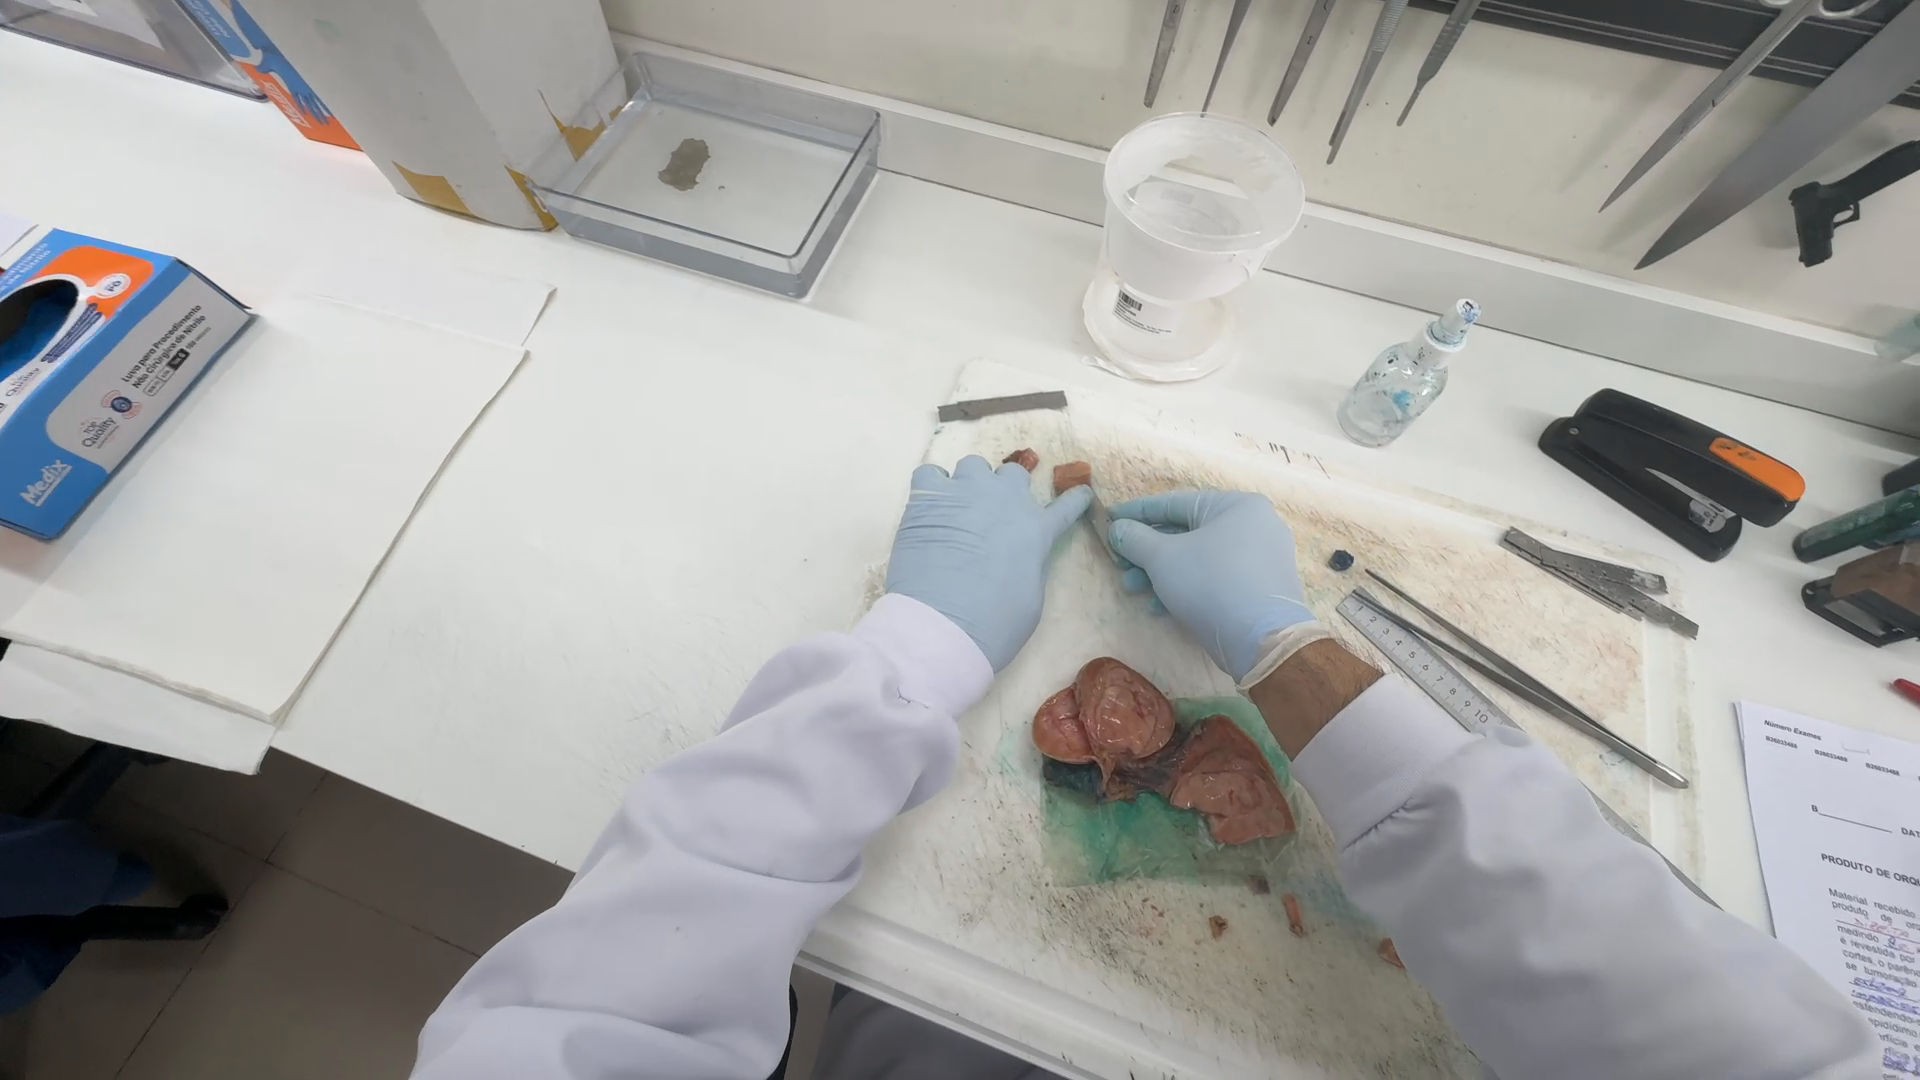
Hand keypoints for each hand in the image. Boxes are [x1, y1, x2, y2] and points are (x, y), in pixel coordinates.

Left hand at [885, 456, 1091, 670]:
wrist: (945, 621)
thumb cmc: (996, 621)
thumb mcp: (1031, 597)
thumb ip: (1030, 565)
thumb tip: (1019, 556)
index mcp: (1036, 529)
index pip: (1066, 506)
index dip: (1074, 499)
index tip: (1081, 492)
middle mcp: (1005, 500)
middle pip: (1012, 474)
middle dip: (1005, 490)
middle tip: (991, 513)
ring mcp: (966, 491)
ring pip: (973, 465)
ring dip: (969, 483)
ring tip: (957, 507)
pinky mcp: (929, 495)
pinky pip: (930, 473)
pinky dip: (931, 487)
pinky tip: (928, 506)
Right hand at [1106, 491, 1315, 681]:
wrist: (1261, 640)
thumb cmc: (1209, 583)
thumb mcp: (1162, 557)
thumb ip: (1134, 538)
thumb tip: (1117, 529)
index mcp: (1236, 505)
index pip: (1173, 503)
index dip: (1136, 513)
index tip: (1109, 519)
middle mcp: (1255, 525)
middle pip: (1185, 533)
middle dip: (1146, 553)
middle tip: (1119, 565)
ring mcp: (1262, 559)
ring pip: (1197, 558)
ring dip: (1160, 573)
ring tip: (1133, 589)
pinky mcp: (1261, 589)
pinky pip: (1215, 578)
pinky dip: (1186, 587)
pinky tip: (1160, 607)